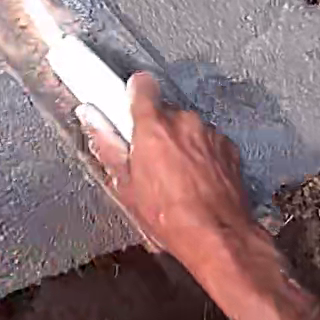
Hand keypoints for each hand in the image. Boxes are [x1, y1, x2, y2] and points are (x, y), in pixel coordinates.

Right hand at [80, 72, 311, 319]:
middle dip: (157, 131)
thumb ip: (108, 144)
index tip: (129, 104)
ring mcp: (209, 133)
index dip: (135, 93)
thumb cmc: (170, 216)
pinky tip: (195, 182)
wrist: (217, 234)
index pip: (142, 85)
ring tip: (175, 178)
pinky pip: (208, 143)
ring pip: (188, 129)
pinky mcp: (228, 147)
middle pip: (166, 113)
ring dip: (181, 145)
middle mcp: (184, 122)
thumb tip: (91, 118)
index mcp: (153, 126)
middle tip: (149, 161)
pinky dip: (202, 156)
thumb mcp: (127, 186)